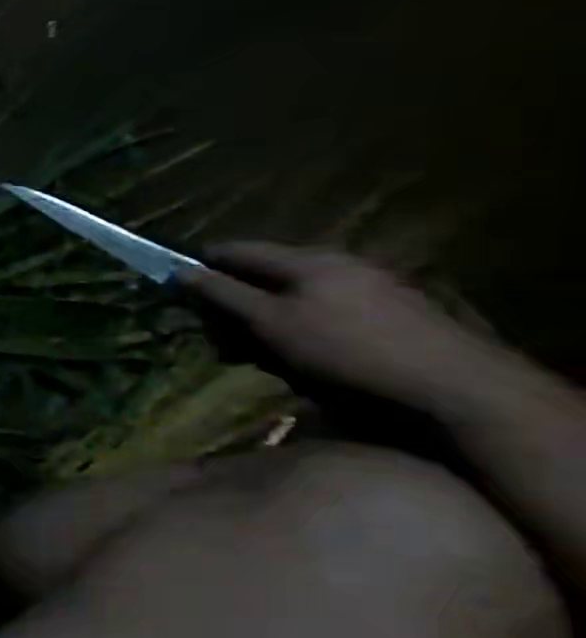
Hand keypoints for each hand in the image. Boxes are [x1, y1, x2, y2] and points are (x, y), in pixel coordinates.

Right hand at [176, 243, 505, 412]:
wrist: (457, 386)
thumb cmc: (347, 349)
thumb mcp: (271, 323)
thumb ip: (223, 294)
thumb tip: (181, 270)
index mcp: (306, 259)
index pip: (237, 250)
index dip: (203, 264)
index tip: (179, 286)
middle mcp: (338, 264)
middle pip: (267, 275)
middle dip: (235, 303)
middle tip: (218, 337)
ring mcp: (372, 288)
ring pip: (296, 297)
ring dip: (267, 321)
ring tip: (258, 355)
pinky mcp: (394, 315)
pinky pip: (327, 313)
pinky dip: (301, 329)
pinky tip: (302, 359)